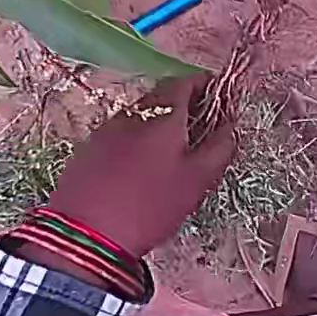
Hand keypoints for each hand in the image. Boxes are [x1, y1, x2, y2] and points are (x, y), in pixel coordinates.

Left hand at [49, 76, 236, 254]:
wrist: (85, 232)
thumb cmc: (150, 205)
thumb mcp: (196, 181)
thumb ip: (218, 149)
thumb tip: (231, 127)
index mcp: (163, 115)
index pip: (184, 83)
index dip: (202, 84)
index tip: (215, 93)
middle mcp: (134, 113)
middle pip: (160, 95)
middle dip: (182, 101)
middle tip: (199, 120)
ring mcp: (107, 129)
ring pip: (140, 114)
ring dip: (158, 120)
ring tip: (173, 144)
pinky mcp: (89, 147)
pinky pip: (121, 131)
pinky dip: (138, 136)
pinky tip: (141, 161)